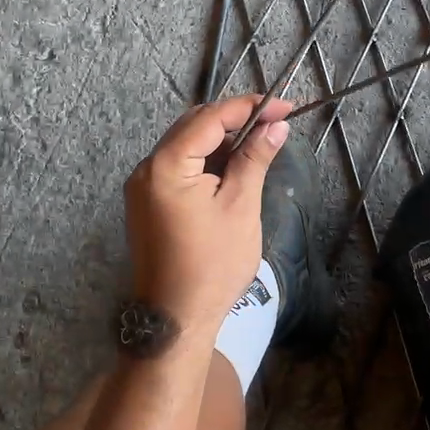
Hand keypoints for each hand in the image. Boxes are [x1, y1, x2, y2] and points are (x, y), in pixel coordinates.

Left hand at [125, 95, 293, 333]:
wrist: (175, 322)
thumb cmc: (212, 264)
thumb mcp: (241, 206)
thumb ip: (255, 158)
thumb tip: (276, 125)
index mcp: (166, 166)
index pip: (211, 118)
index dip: (250, 107)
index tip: (286, 107)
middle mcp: (147, 168)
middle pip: (195, 124)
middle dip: (236, 118)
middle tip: (275, 122)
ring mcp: (143, 186)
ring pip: (187, 142)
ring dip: (223, 137)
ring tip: (261, 141)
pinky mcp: (148, 202)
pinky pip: (180, 163)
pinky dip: (208, 157)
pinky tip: (235, 164)